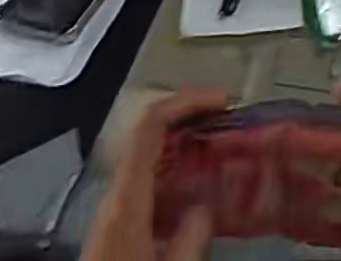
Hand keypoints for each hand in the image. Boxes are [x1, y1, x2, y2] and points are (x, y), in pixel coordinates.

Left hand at [81, 90, 228, 260]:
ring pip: (150, 158)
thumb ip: (191, 238)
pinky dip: (176, 173)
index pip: (152, 124)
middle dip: (189, 119)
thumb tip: (205, 209)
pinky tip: (197, 191)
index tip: (222, 102)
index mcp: (127, 197)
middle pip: (151, 134)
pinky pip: (149, 183)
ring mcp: (115, 211)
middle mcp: (117, 195)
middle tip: (226, 122)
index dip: (187, 102)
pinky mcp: (117, 230)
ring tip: (219, 150)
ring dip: (184, 145)